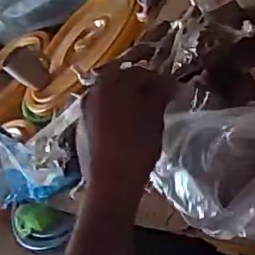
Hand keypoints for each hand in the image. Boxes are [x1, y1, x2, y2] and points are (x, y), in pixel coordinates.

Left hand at [78, 66, 176, 212]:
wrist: (110, 182)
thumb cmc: (136, 149)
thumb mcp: (154, 120)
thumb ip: (161, 96)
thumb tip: (170, 84)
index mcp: (112, 85)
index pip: (140, 72)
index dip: (159, 79)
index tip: (173, 90)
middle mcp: (94, 91)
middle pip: (120, 80)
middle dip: (140, 86)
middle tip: (158, 97)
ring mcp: (84, 109)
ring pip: (109, 95)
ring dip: (126, 98)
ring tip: (143, 112)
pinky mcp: (81, 126)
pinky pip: (101, 110)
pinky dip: (115, 111)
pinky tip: (126, 127)